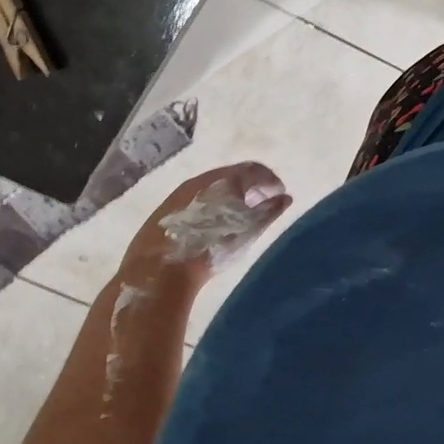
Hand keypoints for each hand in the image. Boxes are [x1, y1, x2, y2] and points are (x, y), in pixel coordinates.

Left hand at [116, 162, 292, 295]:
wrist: (158, 274)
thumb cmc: (212, 246)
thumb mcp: (249, 228)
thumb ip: (271, 210)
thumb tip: (285, 197)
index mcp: (224, 178)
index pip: (255, 169)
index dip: (271, 180)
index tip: (280, 195)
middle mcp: (200, 180)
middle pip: (232, 176)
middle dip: (250, 188)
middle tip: (260, 205)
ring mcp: (178, 195)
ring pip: (210, 189)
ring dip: (228, 198)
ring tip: (236, 217)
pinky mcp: (161, 212)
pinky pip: (193, 202)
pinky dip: (208, 207)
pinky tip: (209, 226)